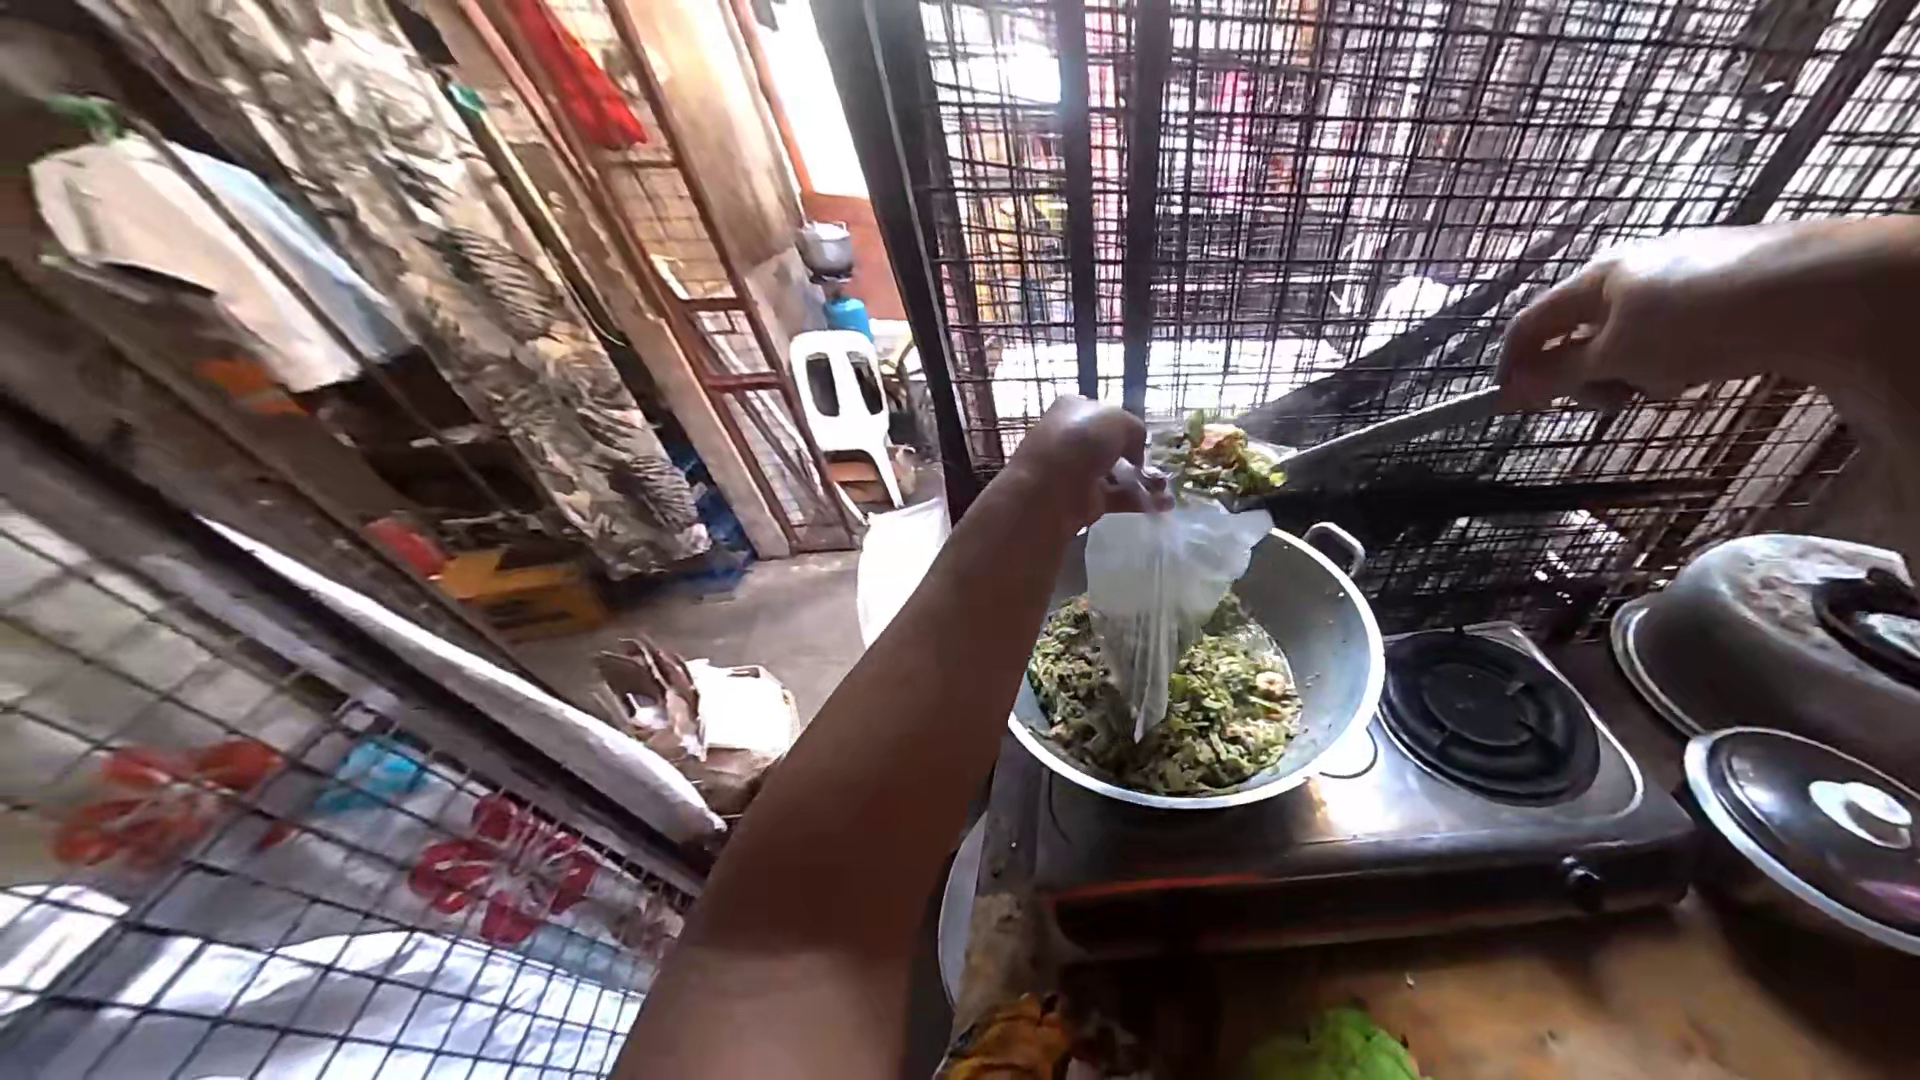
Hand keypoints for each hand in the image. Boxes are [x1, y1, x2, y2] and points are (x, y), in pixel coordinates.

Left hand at [997, 396, 1163, 531]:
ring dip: (1145, 481)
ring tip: (1167, 489)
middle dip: (1140, 457)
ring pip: (1118, 473)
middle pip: (1113, 446)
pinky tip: (1163, 505)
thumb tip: (1136, 451)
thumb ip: (1135, 430)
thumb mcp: (1118, 420)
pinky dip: (1140, 501)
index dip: (1126, 425)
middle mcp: (1074, 439)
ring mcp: (1078, 471)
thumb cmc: (1080, 442)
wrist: (1047, 490)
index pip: (1105, 414)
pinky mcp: (1085, 500)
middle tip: (1161, 467)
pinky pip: (1117, 497)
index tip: (1144, 437)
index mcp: (1073, 410)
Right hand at [1497, 220, 1917, 409]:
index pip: (1528, 325)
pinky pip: (1672, 332)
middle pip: (1576, 334)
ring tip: (1664, 387)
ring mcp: (1686, 276)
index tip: (1512, 406)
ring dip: (1627, 372)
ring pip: (1624, 339)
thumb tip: (1507, 393)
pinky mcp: (1731, 288)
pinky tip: (1702, 371)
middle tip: (1605, 403)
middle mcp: (1634, 270)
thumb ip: (1557, 375)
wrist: (1847, 290)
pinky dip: (1670, 359)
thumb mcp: (1618, 356)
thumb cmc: (1708, 320)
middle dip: (1581, 375)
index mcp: (1597, 276)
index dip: (1513, 366)